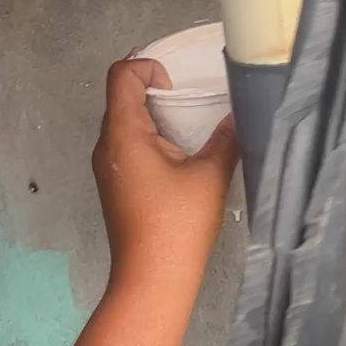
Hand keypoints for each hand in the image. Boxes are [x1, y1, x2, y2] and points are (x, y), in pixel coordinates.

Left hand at [92, 58, 238, 288]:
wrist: (152, 279)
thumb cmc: (177, 225)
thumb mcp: (210, 176)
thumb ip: (226, 138)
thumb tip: (239, 115)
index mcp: (123, 135)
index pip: (120, 75)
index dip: (147, 66)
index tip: (176, 86)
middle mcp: (106, 147)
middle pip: (120, 97)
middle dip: (154, 90)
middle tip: (190, 100)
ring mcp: (107, 169)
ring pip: (124, 125)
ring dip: (154, 117)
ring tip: (189, 128)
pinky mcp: (115, 186)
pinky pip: (127, 148)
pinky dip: (150, 140)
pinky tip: (179, 158)